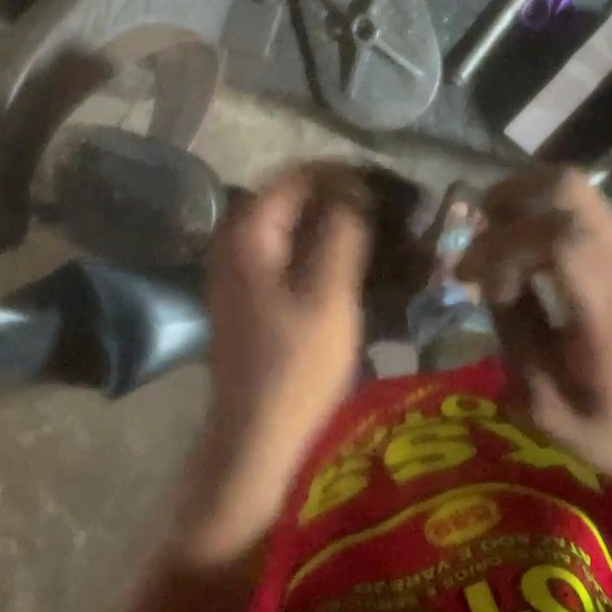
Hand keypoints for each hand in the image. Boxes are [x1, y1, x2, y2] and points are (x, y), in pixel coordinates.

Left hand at [200, 161, 373, 471]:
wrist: (255, 437)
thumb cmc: (296, 366)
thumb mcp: (330, 295)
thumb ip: (342, 234)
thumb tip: (353, 190)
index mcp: (248, 235)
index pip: (294, 177)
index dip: (338, 174)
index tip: (380, 184)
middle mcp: (232, 245)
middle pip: (285, 200)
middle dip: (332, 197)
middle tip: (379, 208)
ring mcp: (233, 274)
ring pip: (284, 229)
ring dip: (324, 224)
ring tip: (370, 232)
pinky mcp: (244, 300)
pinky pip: (280, 255)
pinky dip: (311, 249)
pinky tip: (344, 265)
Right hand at [457, 166, 611, 481]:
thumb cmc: (604, 430)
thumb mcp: (542, 404)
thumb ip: (513, 331)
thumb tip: (483, 275)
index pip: (563, 241)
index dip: (507, 247)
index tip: (478, 283)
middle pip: (570, 191)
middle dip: (508, 202)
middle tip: (476, 238)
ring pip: (573, 186)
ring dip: (520, 200)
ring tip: (491, 239)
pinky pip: (577, 205)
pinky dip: (535, 210)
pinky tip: (517, 248)